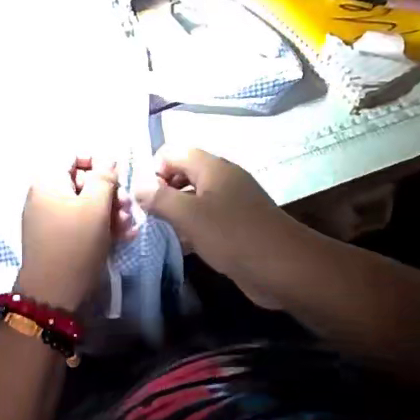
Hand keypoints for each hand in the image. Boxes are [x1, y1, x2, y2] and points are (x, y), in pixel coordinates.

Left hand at [16, 158, 122, 308]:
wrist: (55, 295)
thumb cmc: (75, 245)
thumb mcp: (95, 207)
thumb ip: (104, 177)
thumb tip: (108, 158)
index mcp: (47, 181)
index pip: (71, 153)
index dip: (97, 159)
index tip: (118, 175)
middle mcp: (46, 195)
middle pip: (82, 179)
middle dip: (110, 190)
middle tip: (128, 206)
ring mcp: (52, 217)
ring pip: (87, 202)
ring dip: (111, 210)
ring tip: (128, 226)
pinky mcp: (61, 237)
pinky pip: (84, 221)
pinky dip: (103, 225)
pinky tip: (124, 236)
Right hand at [134, 147, 305, 308]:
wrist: (282, 267)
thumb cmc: (233, 235)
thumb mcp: (190, 215)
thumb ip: (160, 198)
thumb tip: (136, 185)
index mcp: (212, 167)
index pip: (172, 152)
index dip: (153, 170)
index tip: (142, 198)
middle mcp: (222, 179)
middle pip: (183, 174)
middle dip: (162, 192)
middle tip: (146, 217)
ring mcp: (232, 203)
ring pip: (194, 200)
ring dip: (176, 213)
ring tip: (159, 233)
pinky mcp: (237, 226)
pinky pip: (207, 220)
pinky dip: (192, 229)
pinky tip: (182, 247)